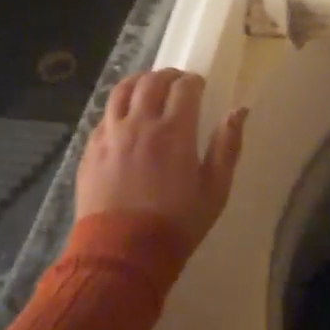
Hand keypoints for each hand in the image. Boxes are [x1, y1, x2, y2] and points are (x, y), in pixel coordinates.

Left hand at [75, 68, 247, 248]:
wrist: (122, 254)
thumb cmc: (177, 222)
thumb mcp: (215, 189)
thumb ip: (227, 145)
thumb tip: (239, 111)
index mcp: (174, 131)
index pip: (184, 87)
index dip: (195, 81)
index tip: (201, 87)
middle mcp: (139, 124)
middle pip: (152, 82)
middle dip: (168, 76)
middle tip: (178, 83)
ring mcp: (110, 136)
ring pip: (121, 91)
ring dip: (139, 82)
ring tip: (148, 88)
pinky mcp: (91, 150)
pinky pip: (104, 116)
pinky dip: (118, 108)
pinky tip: (125, 119)